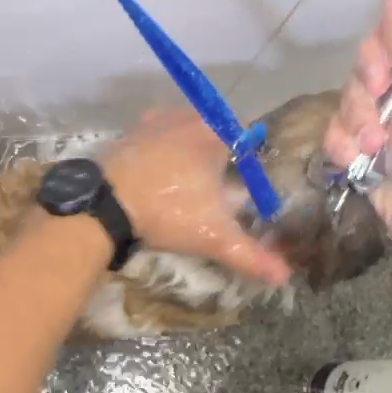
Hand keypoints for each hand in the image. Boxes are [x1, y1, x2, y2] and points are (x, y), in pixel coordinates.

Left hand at [103, 110, 292, 284]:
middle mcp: (190, 117)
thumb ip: (250, 255)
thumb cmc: (169, 213)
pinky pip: (156, 139)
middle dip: (217, 160)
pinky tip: (158, 177)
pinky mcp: (131, 133)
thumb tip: (284, 276)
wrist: (107, 205)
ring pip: (184, 134)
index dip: (246, 165)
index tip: (239, 189)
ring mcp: (157, 121)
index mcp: (217, 134)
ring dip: (188, 154)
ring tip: (185, 187)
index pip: (246, 141)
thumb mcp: (214, 236)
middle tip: (212, 192)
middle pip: (215, 136)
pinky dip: (160, 154)